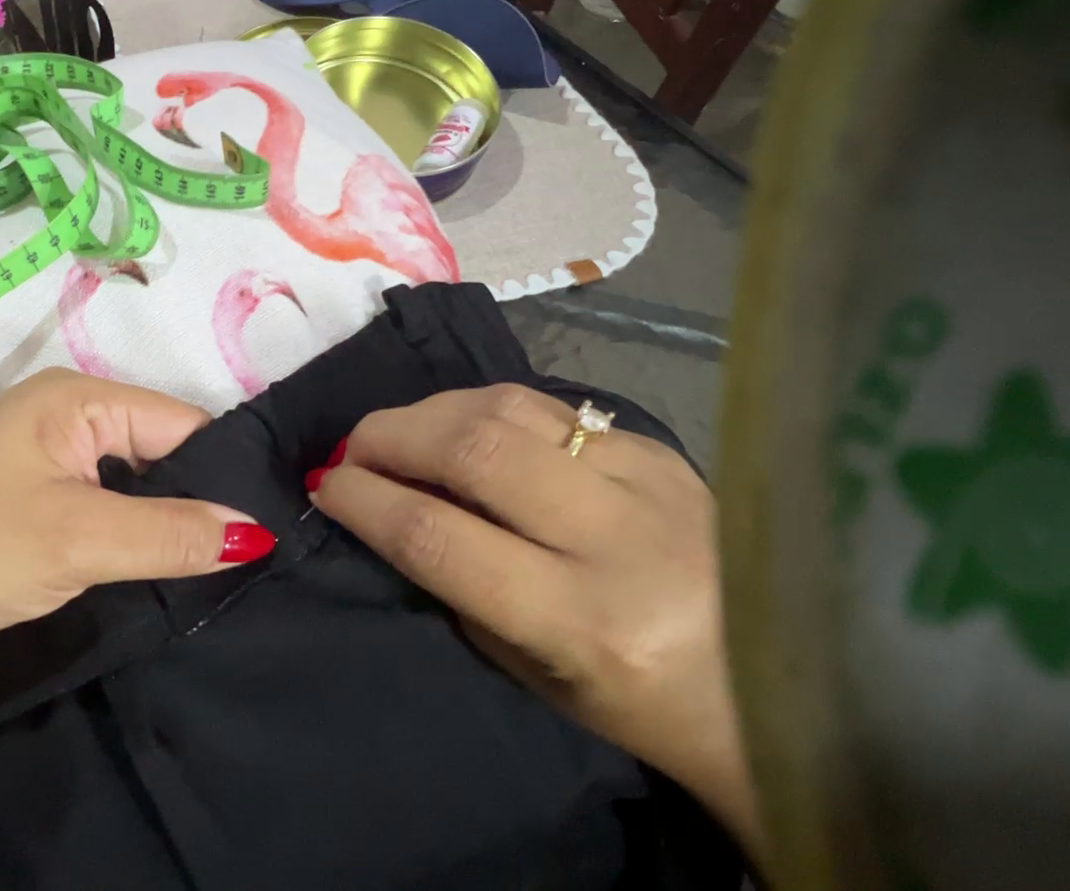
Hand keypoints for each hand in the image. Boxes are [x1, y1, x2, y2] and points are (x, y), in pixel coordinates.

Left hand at [0, 368, 272, 654]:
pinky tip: (149, 566)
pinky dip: (123, 530)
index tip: (268, 529)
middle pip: (155, 448)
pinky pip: (97, 502)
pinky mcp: (26, 494)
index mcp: (73, 396)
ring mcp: (38, 454)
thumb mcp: (81, 540)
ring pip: (127, 481)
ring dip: (158, 521)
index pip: (179, 423)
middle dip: (193, 499)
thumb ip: (172, 534)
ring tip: (207, 568)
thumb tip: (256, 531)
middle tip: (242, 558)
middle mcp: (58, 411)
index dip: (224, 473)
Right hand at [311, 383, 760, 857]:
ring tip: (398, 433)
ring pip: (509, 407)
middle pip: (472, 449)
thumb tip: (390, 511)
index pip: (439, 537)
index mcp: (583, 621)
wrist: (787, 689)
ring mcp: (650, 481)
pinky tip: (464, 429)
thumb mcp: (531, 674)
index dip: (365, 502)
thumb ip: (457, 587)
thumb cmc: (640, 708)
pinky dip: (485, 410)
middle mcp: (619, 539)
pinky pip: (550, 406)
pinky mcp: (663, 450)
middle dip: (388, 437)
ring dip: (431, 411)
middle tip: (351, 450)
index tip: (326, 489)